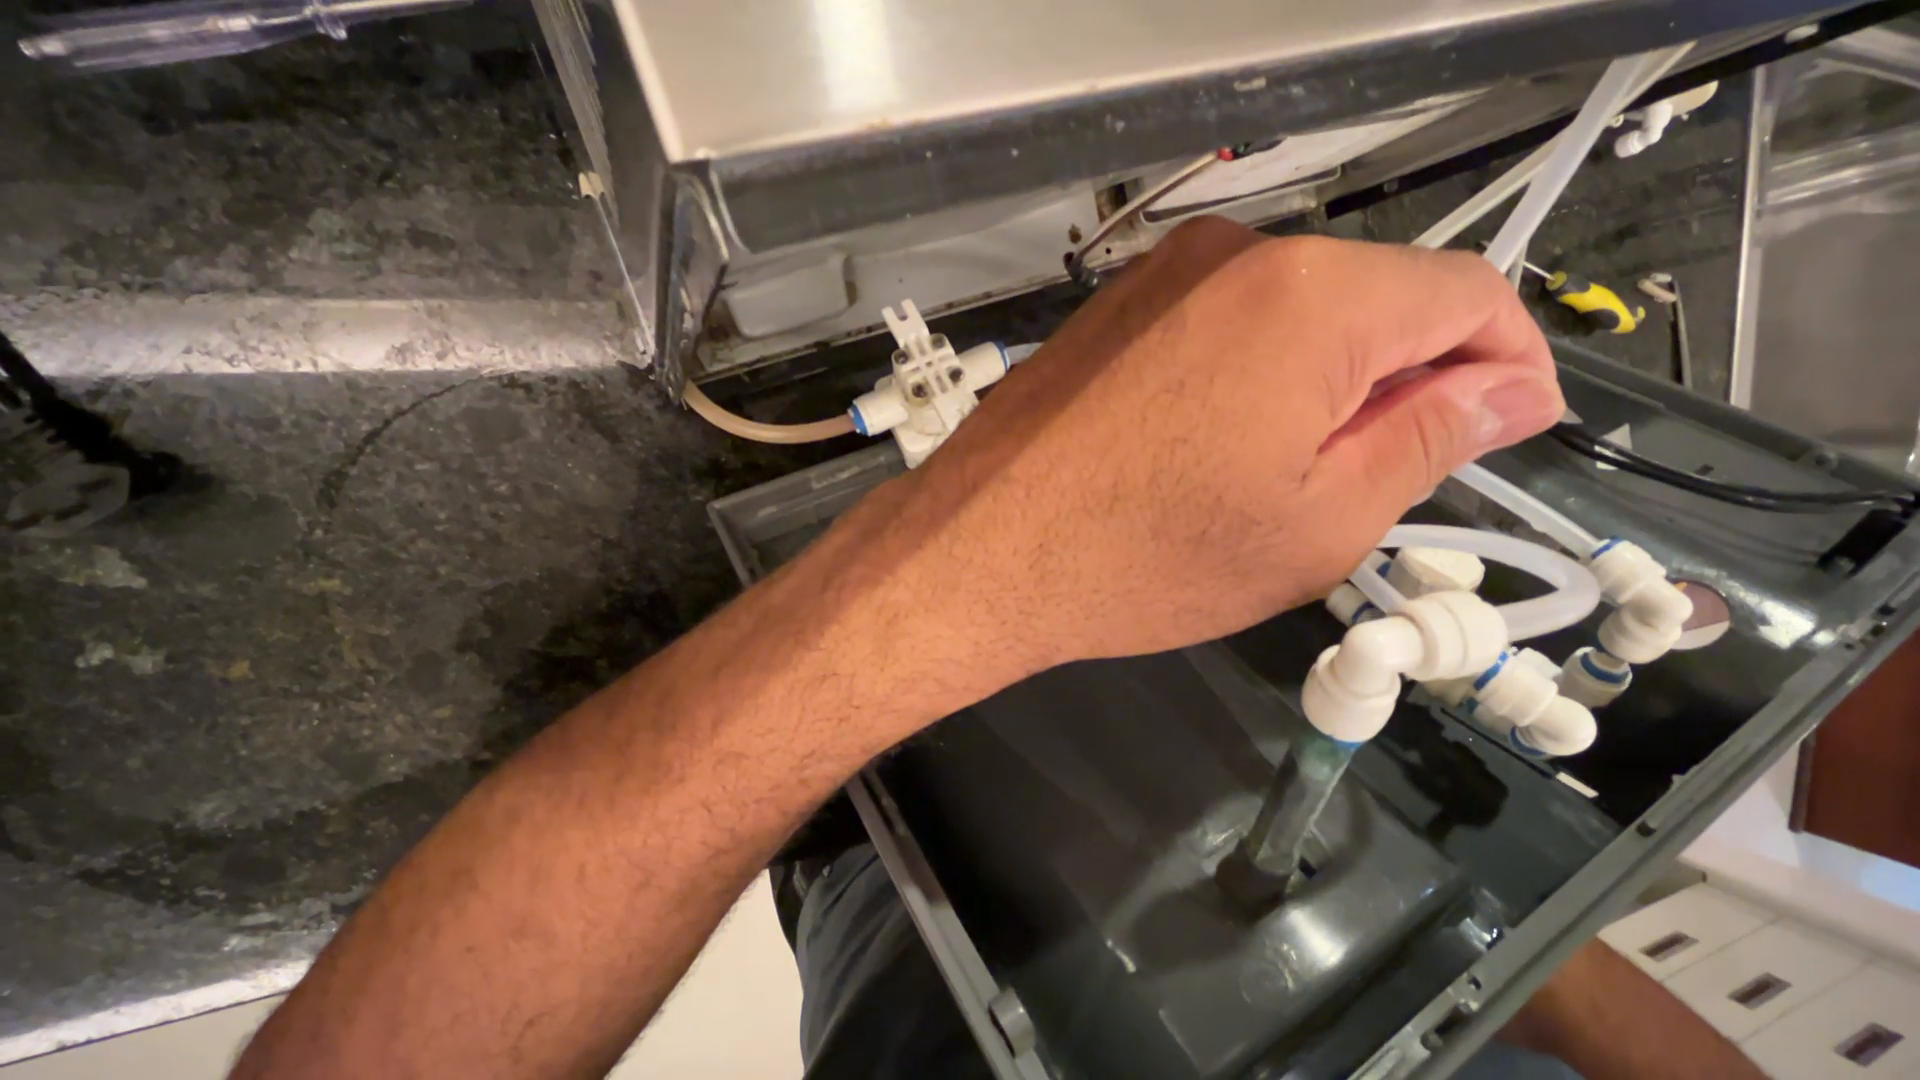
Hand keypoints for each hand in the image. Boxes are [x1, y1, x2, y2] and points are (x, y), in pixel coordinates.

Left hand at [889, 219, 1562, 675]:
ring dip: (1332, 380)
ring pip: (1304, 310)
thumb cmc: (1145, 558)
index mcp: (1311, 298)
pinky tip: (1224, 447)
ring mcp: (1168, 272)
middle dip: (1411, 378)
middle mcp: (1239, 256)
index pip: (1470, 293)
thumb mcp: (1318, 523)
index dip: (1508, 362)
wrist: (978, 552)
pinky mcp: (1121, 303)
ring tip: (1291, 475)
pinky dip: (1261, 373)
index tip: (1503, 432)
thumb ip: (1428, 439)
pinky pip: (1230, 321)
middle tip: (1388, 476)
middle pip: (1382, 296)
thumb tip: (1506, 390)